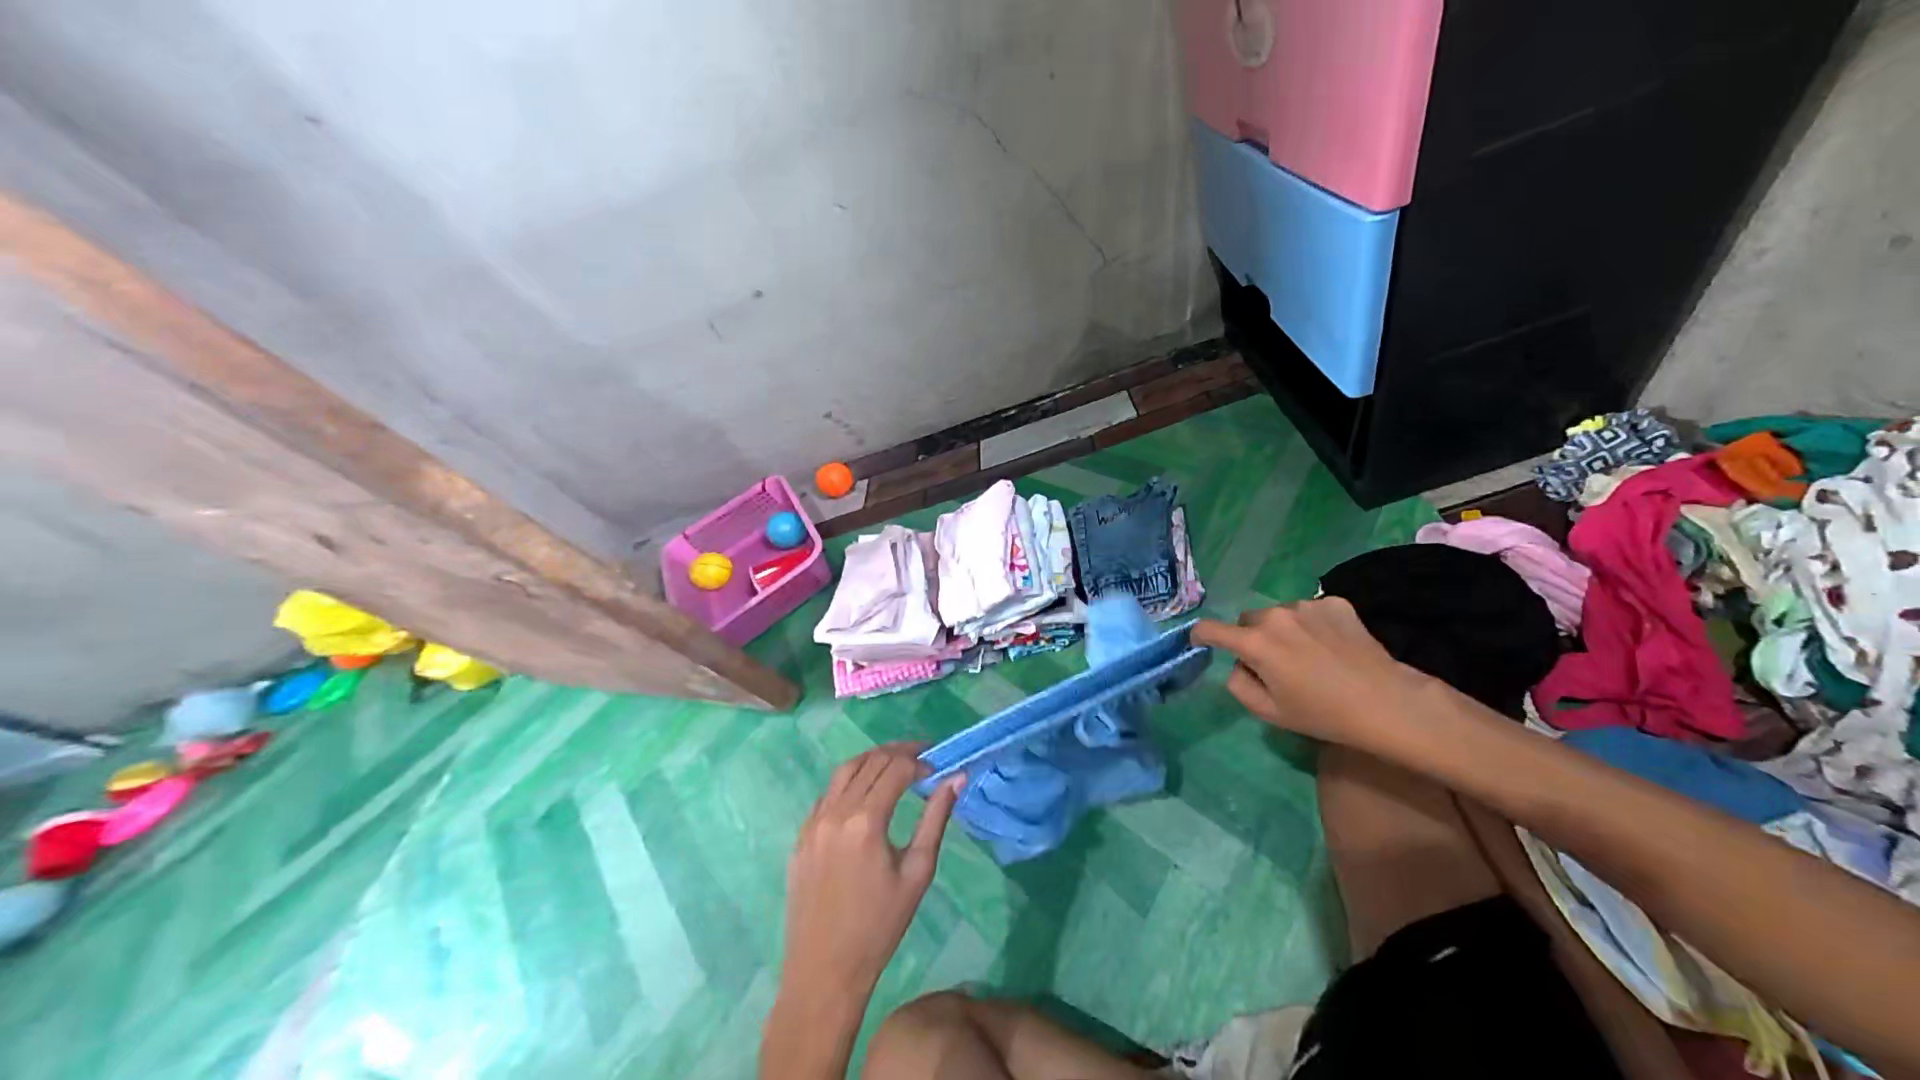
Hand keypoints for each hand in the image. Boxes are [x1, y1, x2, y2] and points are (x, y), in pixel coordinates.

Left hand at [780, 744, 962, 999]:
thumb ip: (936, 820)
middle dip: (899, 754)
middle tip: (923, 758)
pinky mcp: (801, 836)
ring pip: (844, 771)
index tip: (938, 766)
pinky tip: (865, 793)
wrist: (825, 969)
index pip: (896, 769)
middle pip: (870, 762)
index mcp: (865, 821)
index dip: (920, 761)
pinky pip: (827, 794)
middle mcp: (835, 812)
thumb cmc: (879, 926)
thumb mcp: (917, 872)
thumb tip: (957, 779)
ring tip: (896, 764)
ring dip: (872, 760)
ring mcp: (812, 822)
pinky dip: (849, 781)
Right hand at [1192, 598, 1437, 750]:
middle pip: (1248, 620)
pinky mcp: (1335, 603)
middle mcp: (1276, 616)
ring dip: (1282, 629)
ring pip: (1279, 614)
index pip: (1211, 629)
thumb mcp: (1269, 712)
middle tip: (1273, 663)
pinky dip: (1311, 624)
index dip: (1201, 635)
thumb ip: (1238, 685)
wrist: (1387, 703)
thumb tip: (1238, 665)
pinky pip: (1309, 611)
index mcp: (1255, 643)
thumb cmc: (1323, 714)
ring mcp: (1307, 606)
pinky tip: (1330, 645)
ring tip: (1307, 654)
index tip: (1200, 641)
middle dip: (1252, 637)